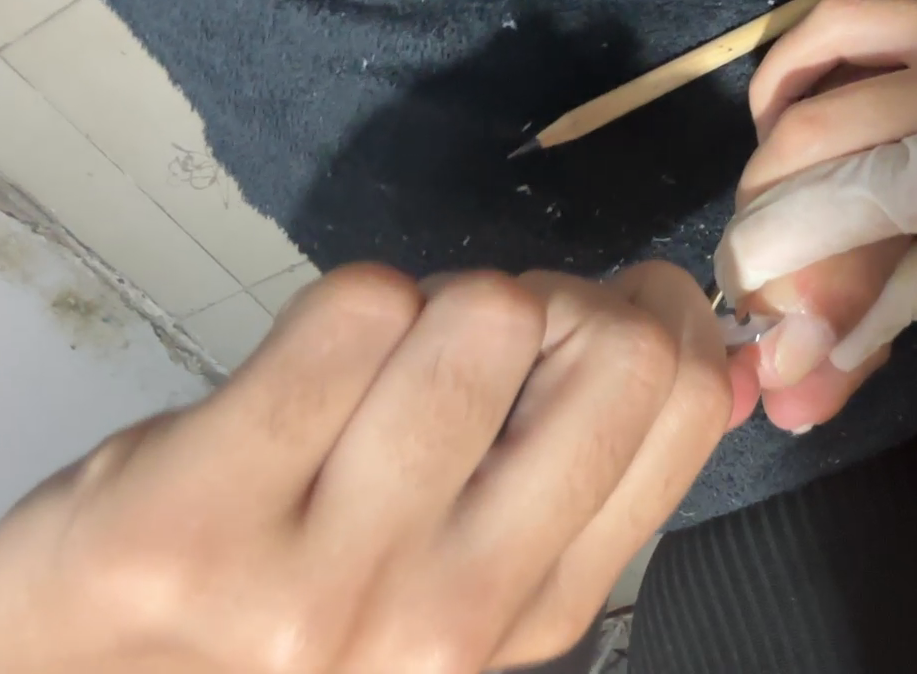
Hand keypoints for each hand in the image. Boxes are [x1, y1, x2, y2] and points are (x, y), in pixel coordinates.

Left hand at [0, 263, 729, 673]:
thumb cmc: (314, 620)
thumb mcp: (486, 572)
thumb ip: (600, 469)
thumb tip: (729, 359)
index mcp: (544, 604)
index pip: (679, 398)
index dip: (660, 311)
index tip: (601, 308)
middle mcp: (455, 608)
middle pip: (609, 342)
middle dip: (557, 295)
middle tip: (482, 334)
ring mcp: (320, 579)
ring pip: (485, 311)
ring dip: (442, 300)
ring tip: (383, 363)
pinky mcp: (186, 518)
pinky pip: (357, 308)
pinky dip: (350, 304)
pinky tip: (301, 376)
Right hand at [721, 0, 916, 429]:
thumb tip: (839, 321)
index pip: (840, 189)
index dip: (778, 229)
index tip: (750, 262)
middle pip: (820, 110)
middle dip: (765, 165)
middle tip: (758, 200)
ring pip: (842, 17)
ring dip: (786, 67)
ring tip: (775, 114)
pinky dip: (846, 8)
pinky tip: (840, 47)